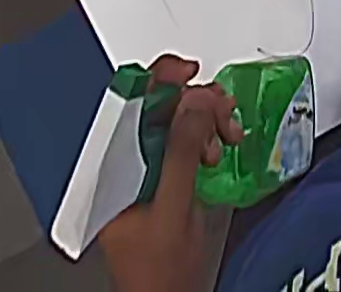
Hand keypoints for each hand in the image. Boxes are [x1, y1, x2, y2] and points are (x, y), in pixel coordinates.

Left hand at [98, 55, 242, 291]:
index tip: (189, 71)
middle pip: (161, 106)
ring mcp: (149, 165)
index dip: (158, 79)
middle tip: (223, 111)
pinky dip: (213, 130)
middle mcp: (127, 162)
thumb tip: (195, 102)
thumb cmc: (160, 270)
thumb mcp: (172, 207)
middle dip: (198, 101)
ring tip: (227, 133)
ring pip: (181, 116)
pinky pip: (192, 134)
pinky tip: (223, 142)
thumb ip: (180, 152)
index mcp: (113, 169)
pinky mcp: (170, 170)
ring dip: (210, 116)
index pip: (129, 106)